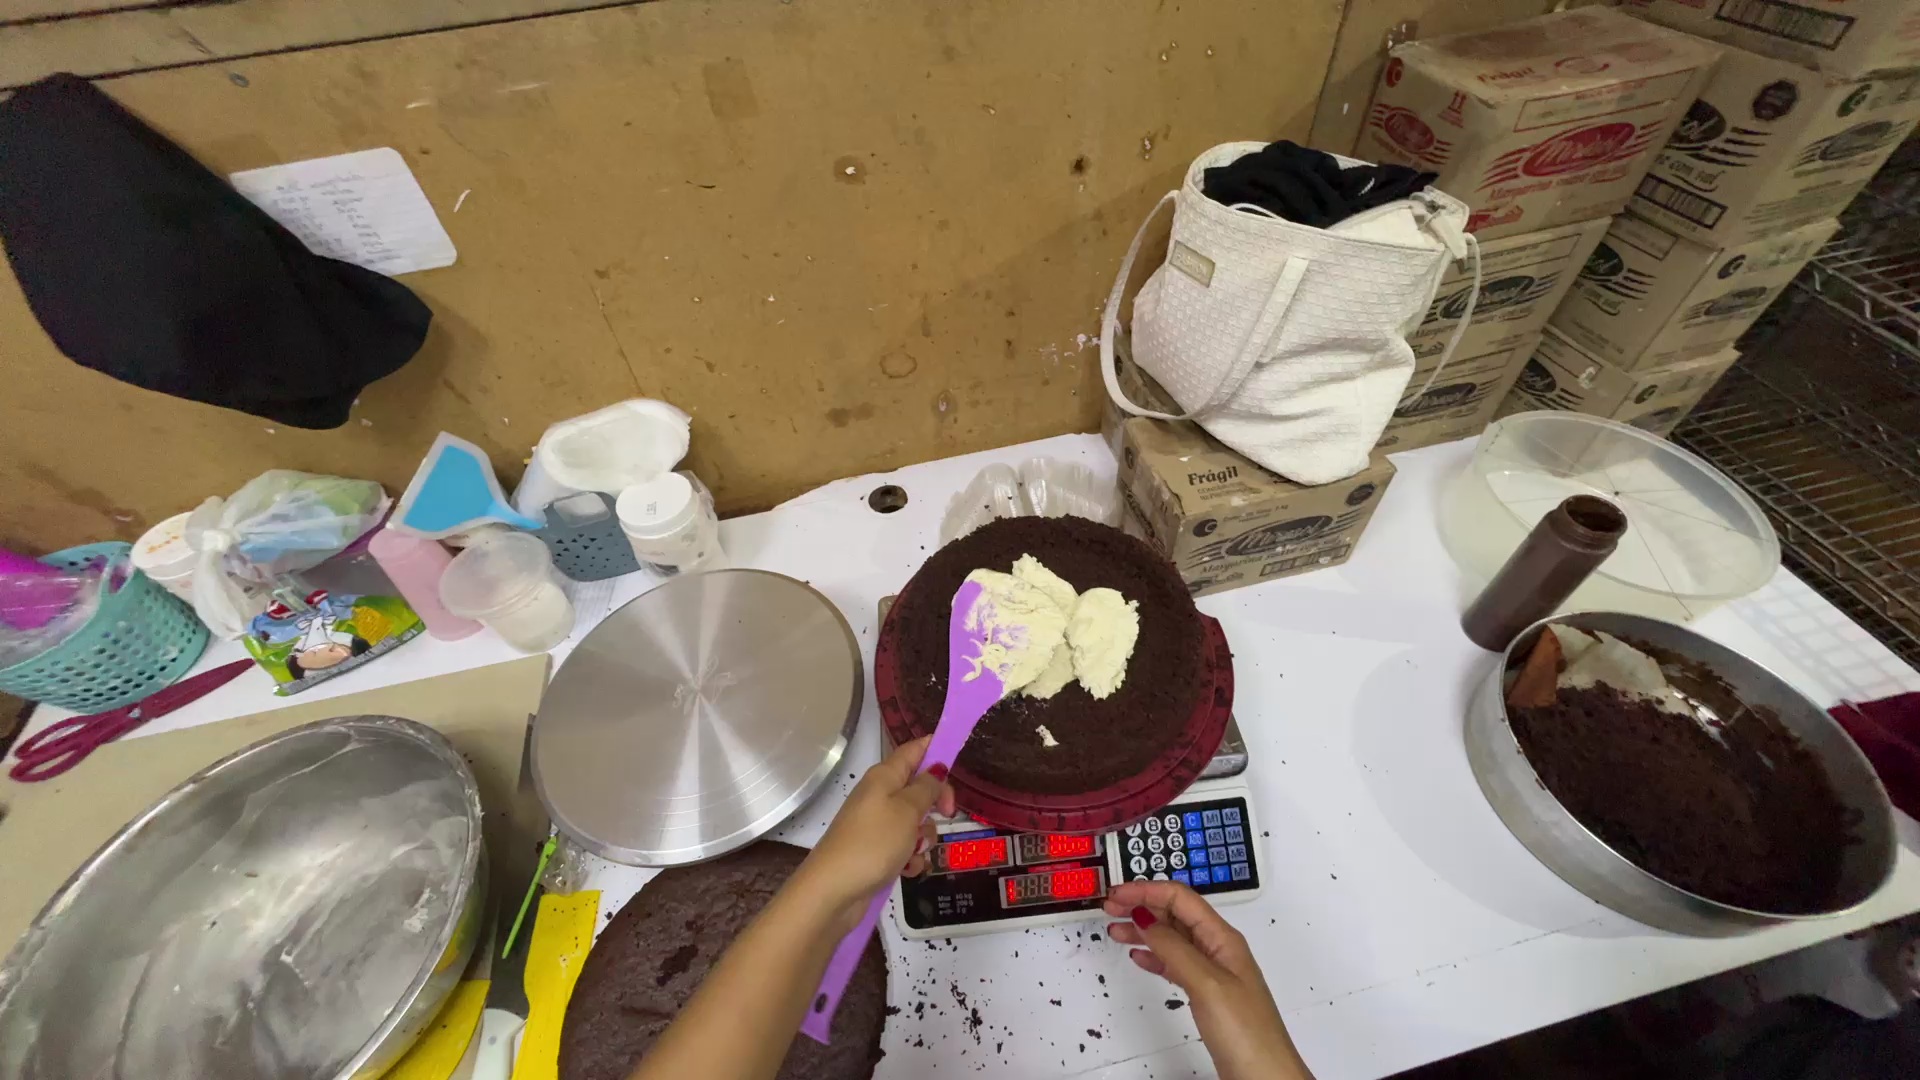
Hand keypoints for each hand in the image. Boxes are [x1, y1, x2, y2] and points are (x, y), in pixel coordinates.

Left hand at [795, 736, 955, 934]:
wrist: (833, 891)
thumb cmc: (873, 843)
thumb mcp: (907, 810)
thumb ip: (926, 787)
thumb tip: (937, 768)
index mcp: (885, 776)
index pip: (913, 750)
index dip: (935, 748)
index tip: (958, 759)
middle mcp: (880, 795)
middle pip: (919, 787)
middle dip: (936, 802)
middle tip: (946, 814)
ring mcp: (878, 824)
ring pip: (916, 820)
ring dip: (924, 836)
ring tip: (915, 851)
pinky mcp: (877, 850)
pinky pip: (905, 846)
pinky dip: (910, 857)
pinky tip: (906, 869)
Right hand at [1106, 881, 1312, 1079]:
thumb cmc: (1245, 1032)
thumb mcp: (1206, 983)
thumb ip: (1173, 947)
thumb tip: (1141, 915)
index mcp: (1221, 937)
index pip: (1179, 898)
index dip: (1146, 890)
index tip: (1116, 894)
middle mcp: (1216, 948)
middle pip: (1174, 913)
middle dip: (1141, 905)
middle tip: (1109, 908)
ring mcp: (1212, 972)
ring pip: (1171, 938)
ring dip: (1142, 930)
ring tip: (1115, 932)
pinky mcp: (1206, 995)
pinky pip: (1174, 963)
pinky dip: (1153, 956)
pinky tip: (1138, 957)